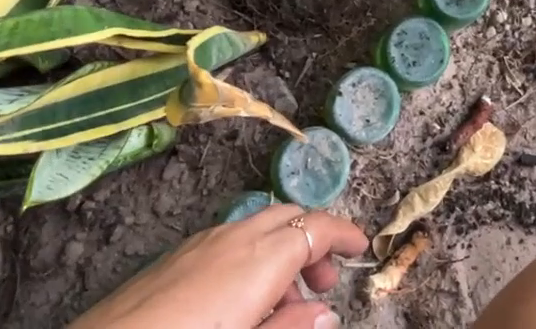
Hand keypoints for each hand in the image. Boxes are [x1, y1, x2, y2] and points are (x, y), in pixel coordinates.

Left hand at [69, 204, 367, 328]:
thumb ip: (290, 326)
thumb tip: (324, 314)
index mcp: (259, 258)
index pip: (316, 227)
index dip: (343, 234)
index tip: (361, 249)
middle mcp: (233, 237)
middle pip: (289, 216)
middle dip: (314, 241)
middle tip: (324, 285)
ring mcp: (200, 243)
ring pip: (258, 227)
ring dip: (282, 251)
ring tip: (283, 304)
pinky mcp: (174, 257)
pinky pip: (229, 241)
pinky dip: (252, 257)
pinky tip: (241, 302)